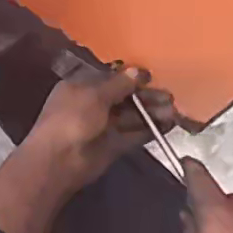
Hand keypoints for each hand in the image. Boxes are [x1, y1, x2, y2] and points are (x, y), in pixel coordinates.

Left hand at [19, 66, 176, 197]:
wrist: (59, 160)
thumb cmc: (72, 118)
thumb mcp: (94, 95)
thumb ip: (119, 84)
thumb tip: (138, 71)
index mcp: (81, 87)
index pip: (110, 78)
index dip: (130, 77)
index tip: (151, 77)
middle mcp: (92, 105)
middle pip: (124, 97)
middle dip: (145, 96)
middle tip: (169, 97)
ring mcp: (103, 126)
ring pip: (131, 116)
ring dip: (151, 112)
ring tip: (173, 111)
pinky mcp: (112, 146)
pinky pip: (133, 134)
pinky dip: (149, 129)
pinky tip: (167, 125)